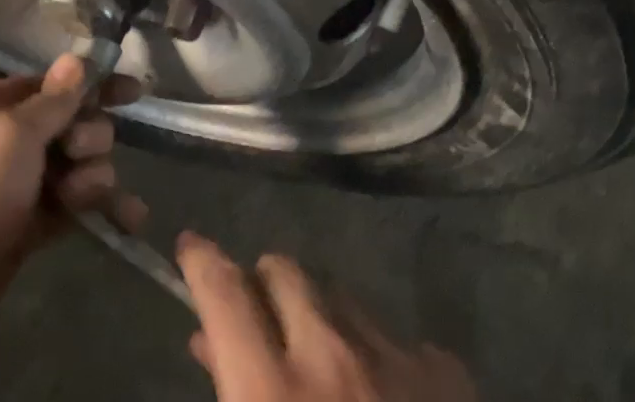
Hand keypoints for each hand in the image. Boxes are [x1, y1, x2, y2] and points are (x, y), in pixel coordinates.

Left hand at [0, 55, 145, 388]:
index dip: (95, 86)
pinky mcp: (26, 227)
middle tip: (79, 156)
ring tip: (81, 199)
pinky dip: (100, 207)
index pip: (55, 83)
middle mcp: (5, 139)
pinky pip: (73, 205)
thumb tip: (77, 58)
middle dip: (90, 137)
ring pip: (78, 165)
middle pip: (73, 124)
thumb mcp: (10, 137)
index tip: (136, 93)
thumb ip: (52, 100)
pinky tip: (132, 218)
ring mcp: (16, 185)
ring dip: (94, 176)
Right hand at [176, 234, 476, 401]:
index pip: (224, 292)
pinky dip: (375, 351)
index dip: (201, 263)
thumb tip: (211, 350)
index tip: (190, 246)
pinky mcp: (445, 373)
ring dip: (317, 312)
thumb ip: (230, 393)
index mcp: (270, 387)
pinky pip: (396, 336)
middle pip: (286, 273)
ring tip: (313, 350)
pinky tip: (378, 389)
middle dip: (262, 282)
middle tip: (254, 310)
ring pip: (341, 297)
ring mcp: (395, 356)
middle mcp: (331, 353)